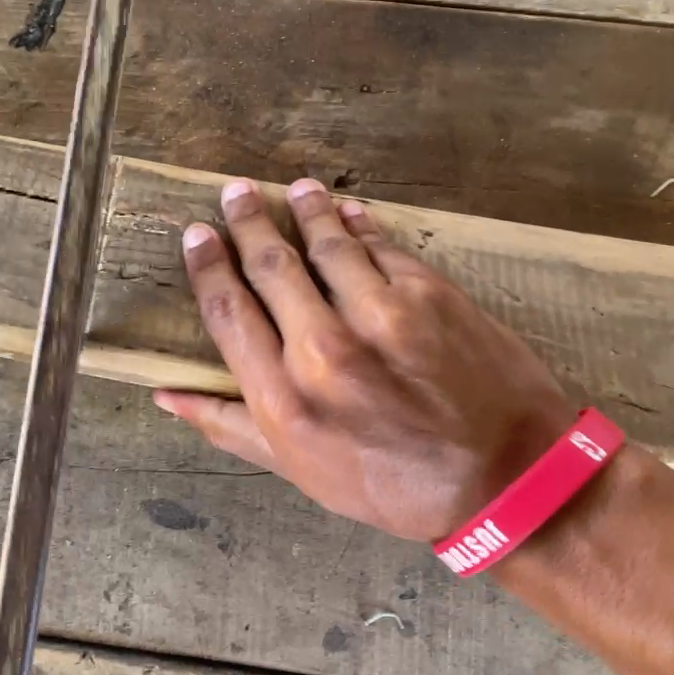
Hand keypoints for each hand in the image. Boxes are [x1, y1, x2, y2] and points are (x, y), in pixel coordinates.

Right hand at [154, 178, 575, 541]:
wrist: (509, 481)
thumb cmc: (391, 484)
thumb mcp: (299, 470)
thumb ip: (228, 425)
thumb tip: (164, 394)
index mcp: (283, 396)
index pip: (229, 311)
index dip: (207, 266)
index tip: (198, 235)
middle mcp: (323, 348)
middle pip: (270, 266)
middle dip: (248, 223)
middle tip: (235, 191)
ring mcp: (380, 315)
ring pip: (326, 245)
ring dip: (305, 211)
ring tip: (293, 189)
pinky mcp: (430, 295)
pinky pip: (382, 246)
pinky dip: (360, 224)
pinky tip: (348, 212)